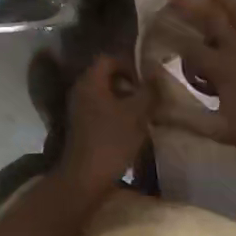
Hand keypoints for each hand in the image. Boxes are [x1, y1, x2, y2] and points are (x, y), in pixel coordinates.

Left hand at [61, 54, 151, 186]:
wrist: (85, 176)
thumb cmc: (111, 140)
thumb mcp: (136, 114)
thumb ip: (148, 91)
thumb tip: (157, 73)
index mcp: (90, 81)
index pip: (109, 59)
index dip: (129, 64)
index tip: (147, 79)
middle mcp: (80, 90)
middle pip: (106, 76)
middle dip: (129, 83)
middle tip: (148, 95)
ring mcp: (78, 108)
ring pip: (105, 94)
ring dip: (124, 99)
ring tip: (144, 112)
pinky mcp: (81, 125)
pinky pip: (100, 108)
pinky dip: (116, 112)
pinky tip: (132, 126)